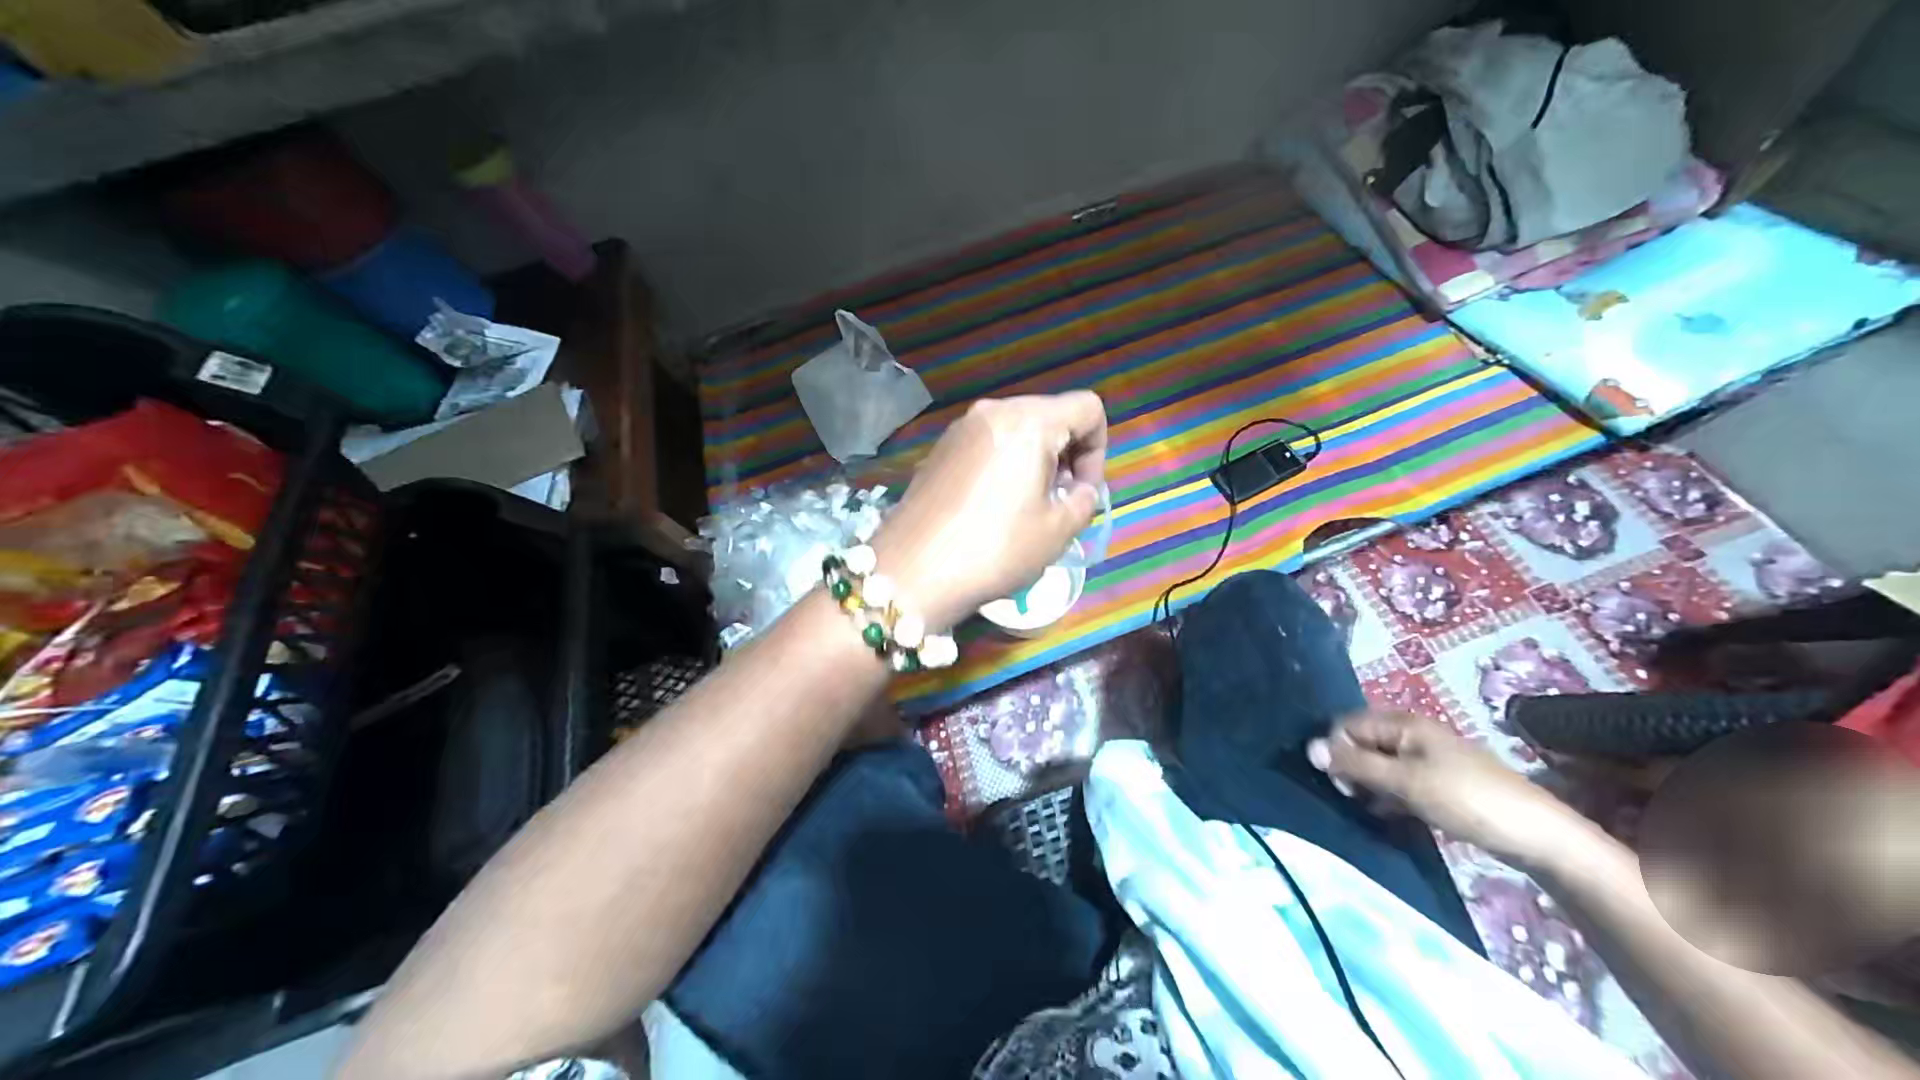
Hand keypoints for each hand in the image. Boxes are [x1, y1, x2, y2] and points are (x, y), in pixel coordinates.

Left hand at [871, 392, 1106, 629]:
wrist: (912, 571)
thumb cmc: (995, 549)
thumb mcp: (1058, 531)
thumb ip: (1084, 500)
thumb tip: (1079, 490)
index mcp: (1028, 421)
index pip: (1087, 408)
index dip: (1098, 450)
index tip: (1082, 491)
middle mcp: (992, 412)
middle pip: (1050, 415)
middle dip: (1066, 455)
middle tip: (1059, 502)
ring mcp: (958, 429)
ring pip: (1016, 430)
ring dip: (1034, 462)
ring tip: (1026, 509)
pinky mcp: (937, 451)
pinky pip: (986, 445)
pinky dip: (1003, 466)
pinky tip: (992, 509)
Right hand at [1308, 710, 1584, 866]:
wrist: (1541, 837)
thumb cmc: (1468, 800)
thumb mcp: (1405, 782)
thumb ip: (1355, 764)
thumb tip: (1307, 748)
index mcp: (1405, 724)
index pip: (1348, 725)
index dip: (1336, 750)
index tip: (1340, 782)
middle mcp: (1414, 734)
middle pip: (1362, 743)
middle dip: (1350, 768)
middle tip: (1355, 798)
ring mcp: (1428, 759)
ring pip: (1379, 765)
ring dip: (1369, 785)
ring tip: (1373, 810)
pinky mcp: (1439, 783)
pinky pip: (1398, 782)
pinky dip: (1389, 796)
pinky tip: (1392, 815)